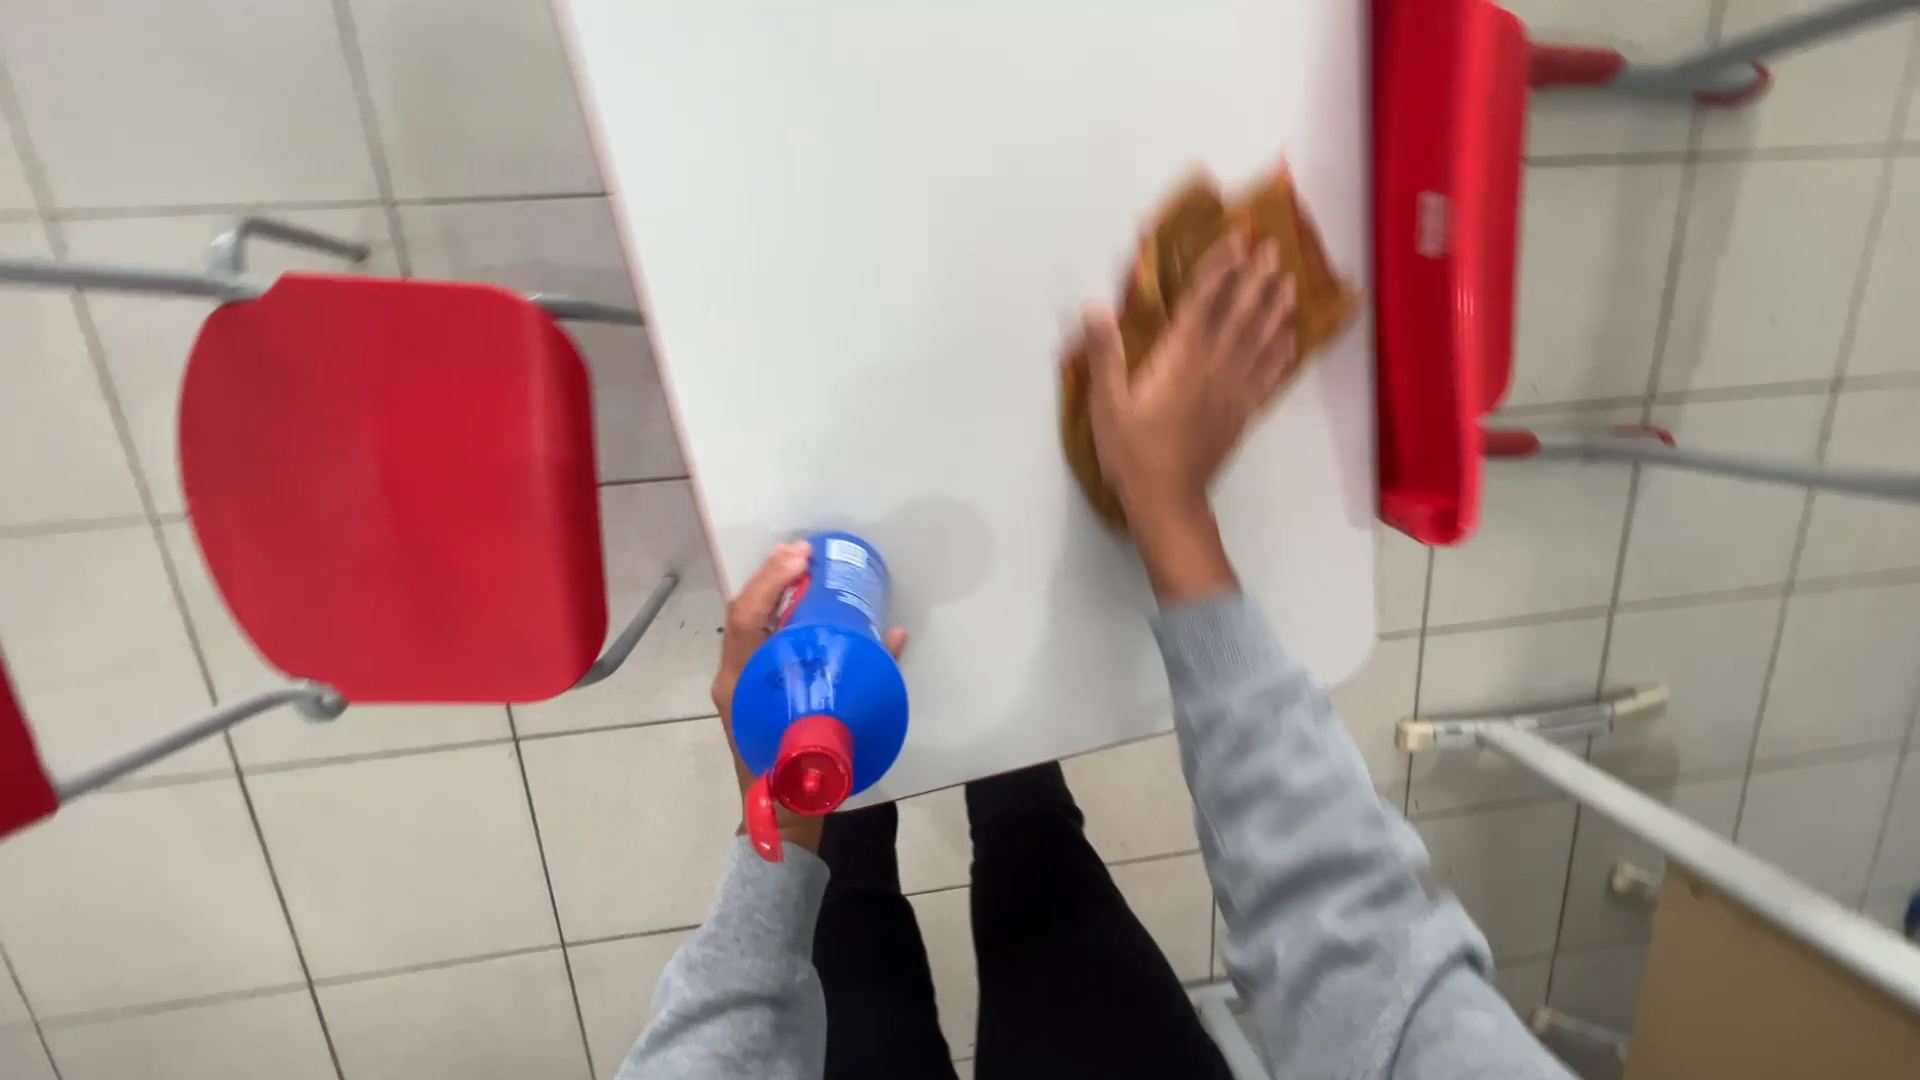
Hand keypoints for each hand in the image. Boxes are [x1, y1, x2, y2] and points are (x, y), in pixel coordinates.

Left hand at [711, 540, 906, 852]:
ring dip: (771, 589)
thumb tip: (896, 636)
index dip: (769, 582)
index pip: (746, 620)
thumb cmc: (806, 778)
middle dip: (771, 575)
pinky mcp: (746, 686)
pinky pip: (756, 637)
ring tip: (802, 565)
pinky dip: (775, 611)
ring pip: (747, 622)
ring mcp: (736, 682)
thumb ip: (868, 682)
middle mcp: (733, 677)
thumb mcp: (838, 731)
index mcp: (743, 686)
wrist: (781, 814)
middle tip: (805, 552)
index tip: (801, 559)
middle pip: (743, 612)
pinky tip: (798, 599)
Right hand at [1074, 234, 1298, 600]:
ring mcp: (1232, 391)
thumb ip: (1105, 355)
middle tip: (1272, 249)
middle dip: (1255, 279)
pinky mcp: (1241, 413)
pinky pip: (1268, 376)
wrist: (1166, 499)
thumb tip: (1095, 305)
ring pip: (1260, 340)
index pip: (1203, 303)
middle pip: (1239, 315)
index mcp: (1178, 361)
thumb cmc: (1131, 452)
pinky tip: (1291, 338)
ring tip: (1288, 281)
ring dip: (1275, 308)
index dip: (1219, 269)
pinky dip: (1281, 353)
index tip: (1236, 238)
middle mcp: (1212, 368)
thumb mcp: (1106, 405)